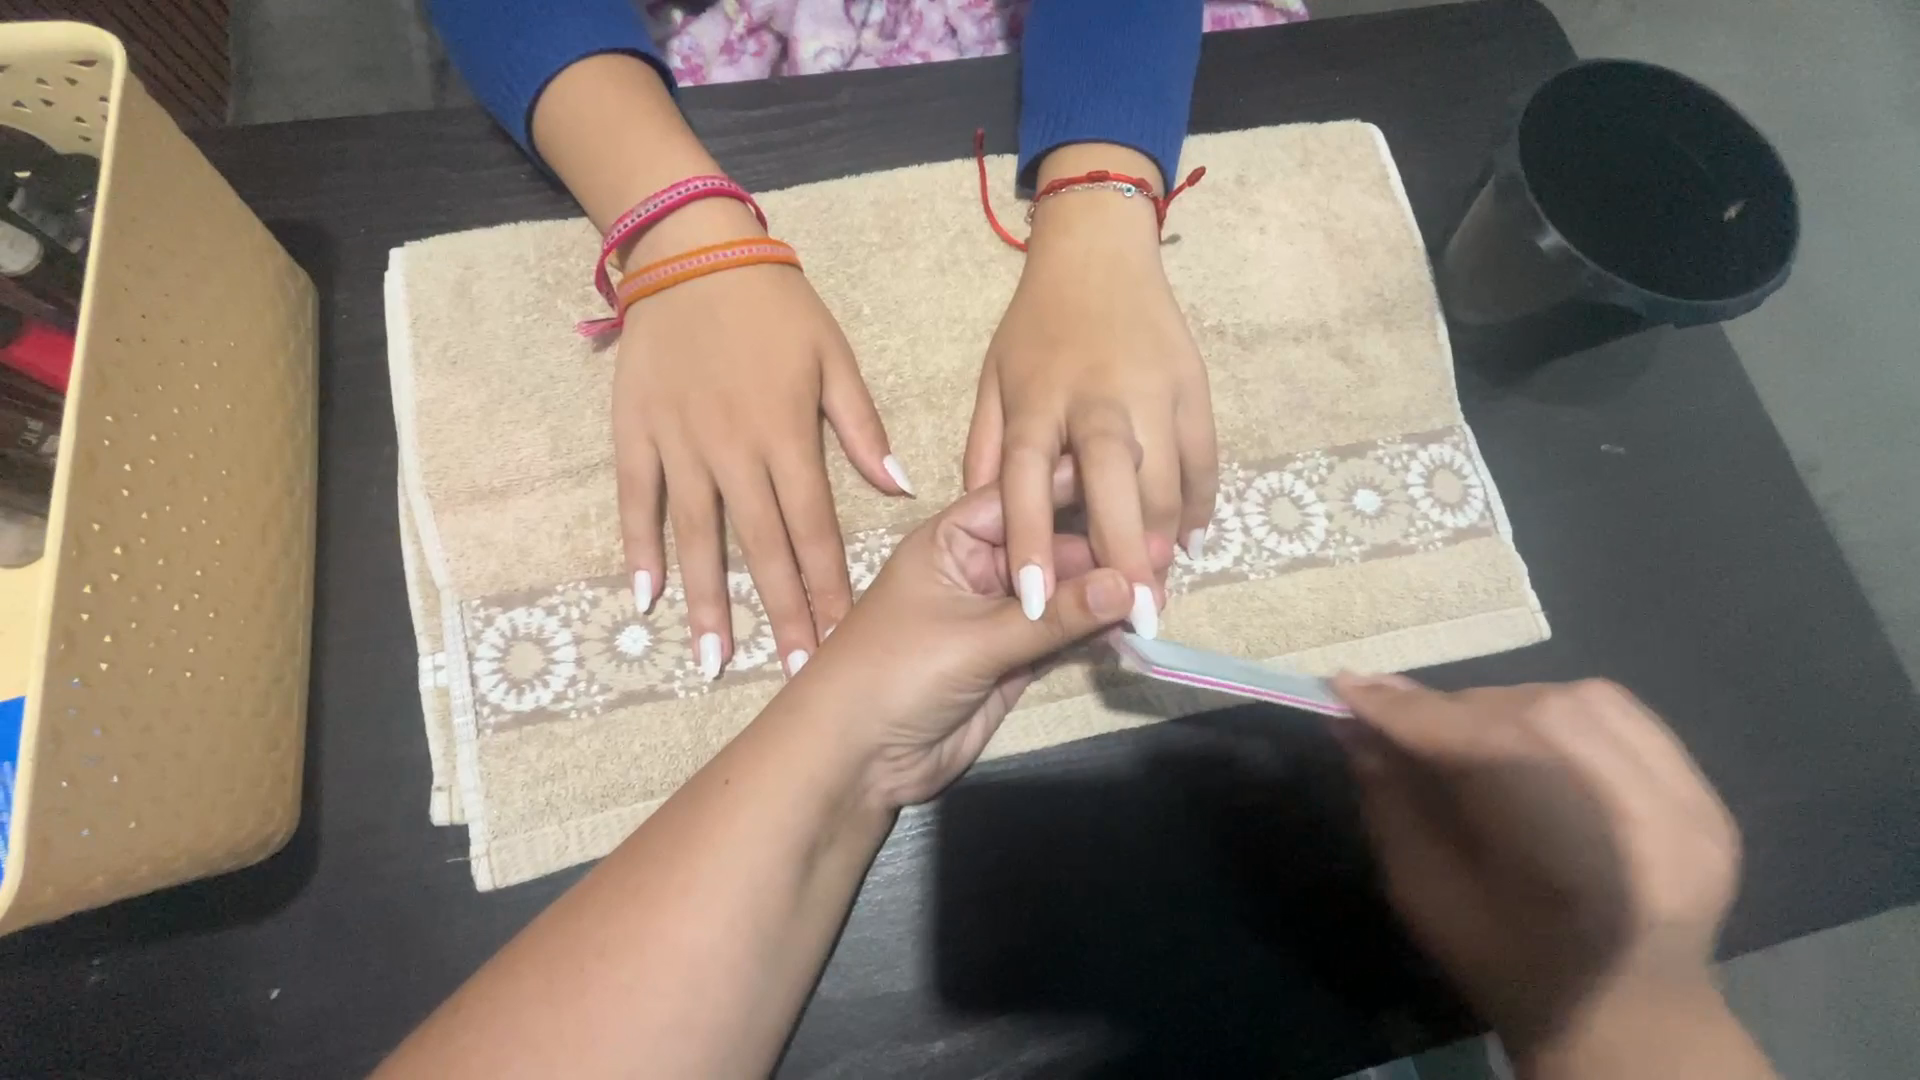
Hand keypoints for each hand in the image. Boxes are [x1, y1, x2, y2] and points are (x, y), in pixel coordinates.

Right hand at [614, 201, 910, 681]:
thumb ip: (864, 428)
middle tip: (792, 671)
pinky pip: (637, 501)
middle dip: (782, 613)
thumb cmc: (776, 306)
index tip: (841, 638)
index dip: (830, 588)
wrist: (693, 252)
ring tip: (714, 659)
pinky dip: (639, 549)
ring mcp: (680, 447)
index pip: (816, 530)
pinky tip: (644, 598)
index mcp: (789, 438)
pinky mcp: (635, 435)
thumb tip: (902, 487)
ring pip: (699, 537)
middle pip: (763, 548)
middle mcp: (735, 453)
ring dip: (708, 601)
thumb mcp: (835, 357)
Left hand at [802, 466, 1174, 807]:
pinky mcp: (1012, 660)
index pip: (1019, 501)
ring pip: (1059, 597)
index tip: (1129, 472)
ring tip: (1161, 590)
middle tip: (1160, 556)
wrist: (856, 758)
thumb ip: (1052, 616)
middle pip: (1048, 551)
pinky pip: (1060, 638)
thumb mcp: (973, 637)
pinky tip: (1133, 626)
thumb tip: (1129, 586)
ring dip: (1102, 597)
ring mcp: (997, 617)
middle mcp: (979, 569)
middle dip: (1099, 556)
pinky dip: (1092, 634)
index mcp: (953, 541)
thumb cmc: (896, 672)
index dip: (1071, 489)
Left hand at [965, 144, 1215, 639]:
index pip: (1027, 482)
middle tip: (1133, 616)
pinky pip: (1204, 458)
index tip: (1035, 604)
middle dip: (1123, 556)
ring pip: (1165, 481)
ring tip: (1159, 586)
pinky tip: (1191, 538)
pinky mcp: (1194, 388)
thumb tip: (977, 513)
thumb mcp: (993, 381)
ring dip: (1165, 539)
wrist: (1099, 251)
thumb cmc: (1036, 326)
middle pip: (1112, 487)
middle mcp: (1096, 401)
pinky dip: (1201, 503)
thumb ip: (985, 448)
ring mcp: (1152, 393)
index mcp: (1036, 401)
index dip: (1029, 546)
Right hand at [1331, 675, 1742, 1057]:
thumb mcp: (1418, 885)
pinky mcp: (1701, 792)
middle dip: (1443, 709)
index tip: (1342, 685)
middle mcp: (1641, 821)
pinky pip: (1617, 712)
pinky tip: (1523, 732)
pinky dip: (1554, 707)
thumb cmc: (1503, 959)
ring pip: (1570, 701)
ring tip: (1460, 730)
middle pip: (1523, 716)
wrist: (1626, 1013)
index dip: (1403, 711)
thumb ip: (1387, 793)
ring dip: (1496, 704)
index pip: (1477, 747)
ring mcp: (1684, 803)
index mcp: (1567, 863)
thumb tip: (1351, 718)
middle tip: (1392, 718)